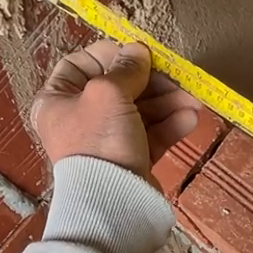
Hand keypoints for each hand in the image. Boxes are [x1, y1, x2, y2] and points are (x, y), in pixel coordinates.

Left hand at [31, 40, 202, 177]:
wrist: (113, 202)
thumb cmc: (100, 141)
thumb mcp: (110, 93)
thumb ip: (126, 68)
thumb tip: (138, 50)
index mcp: (59, 99)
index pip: (82, 64)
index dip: (112, 56)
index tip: (139, 55)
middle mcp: (80, 118)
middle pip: (119, 88)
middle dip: (152, 82)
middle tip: (177, 79)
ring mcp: (108, 140)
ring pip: (141, 111)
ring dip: (169, 103)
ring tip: (193, 101)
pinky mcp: (131, 159)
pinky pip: (151, 135)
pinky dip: (170, 125)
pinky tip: (190, 118)